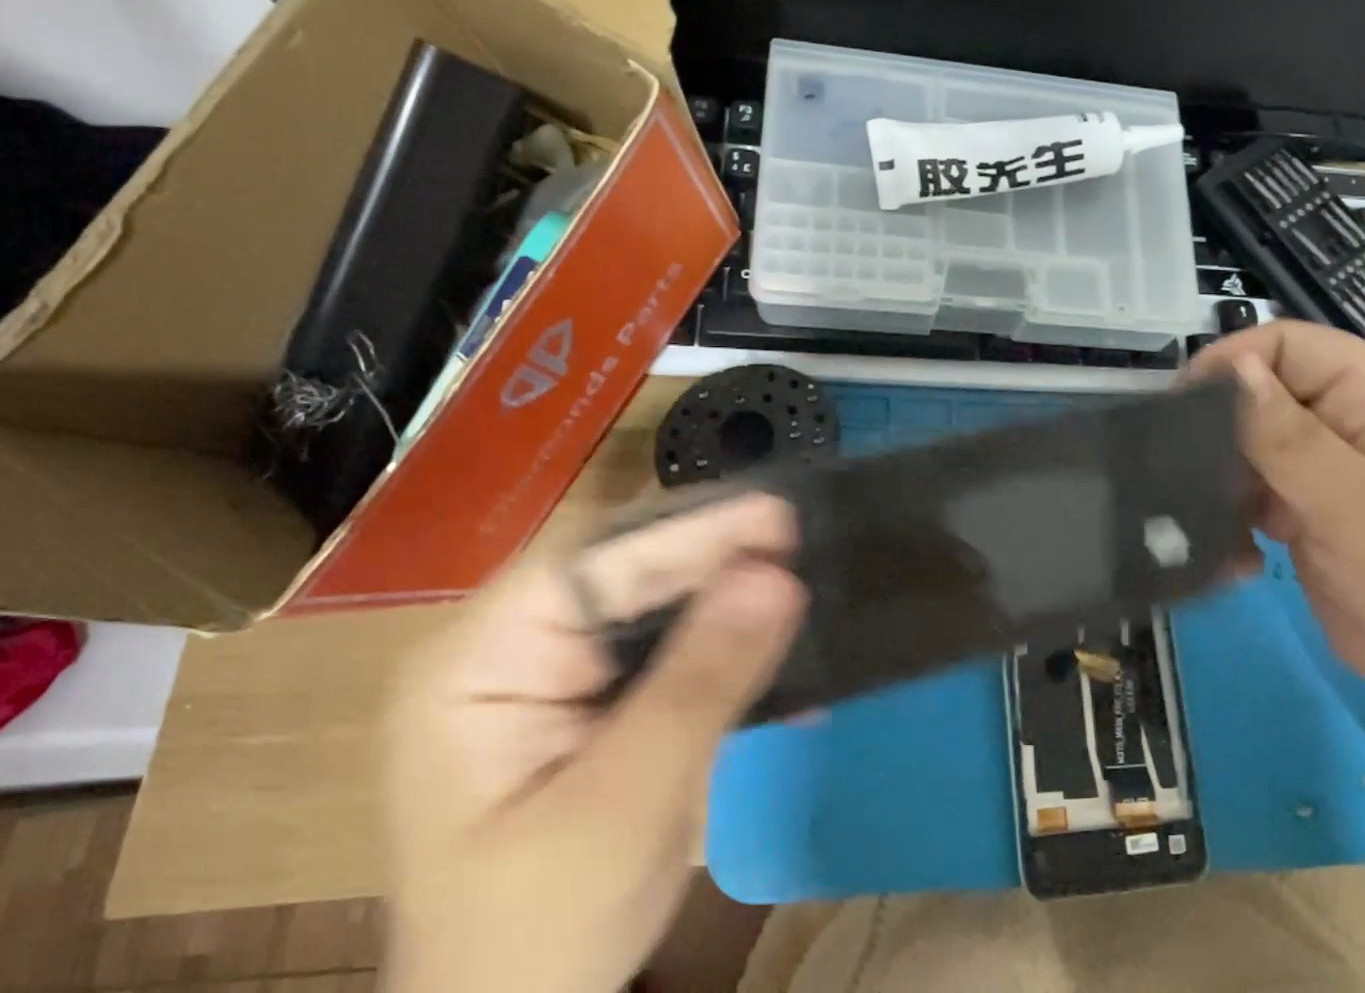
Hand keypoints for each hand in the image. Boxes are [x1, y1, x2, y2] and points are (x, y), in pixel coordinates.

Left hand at [385, 493, 805, 992]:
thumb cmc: (543, 930)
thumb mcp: (627, 803)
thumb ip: (700, 683)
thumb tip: (774, 576)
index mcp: (476, 665)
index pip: (590, 563)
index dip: (689, 532)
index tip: (779, 515)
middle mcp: (505, 659)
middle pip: (622, 583)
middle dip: (715, 569)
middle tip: (806, 550)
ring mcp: (546, 691)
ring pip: (651, 623)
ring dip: (729, 617)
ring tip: (806, 596)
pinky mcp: (587, 723)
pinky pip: (663, 672)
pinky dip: (723, 671)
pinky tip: (785, 674)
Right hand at [1190, 321, 1364, 707]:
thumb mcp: (1358, 504)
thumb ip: (1290, 437)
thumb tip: (1232, 370)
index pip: (1290, 347)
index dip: (1232, 365)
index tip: (1177, 408)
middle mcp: (1352, 423)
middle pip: (1263, 398)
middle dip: (1219, 431)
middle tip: (1177, 472)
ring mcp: (1329, 472)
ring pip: (1250, 450)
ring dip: (1223, 483)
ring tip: (1201, 521)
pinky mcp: (1310, 515)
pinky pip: (1255, 497)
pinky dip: (1236, 521)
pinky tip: (1236, 559)